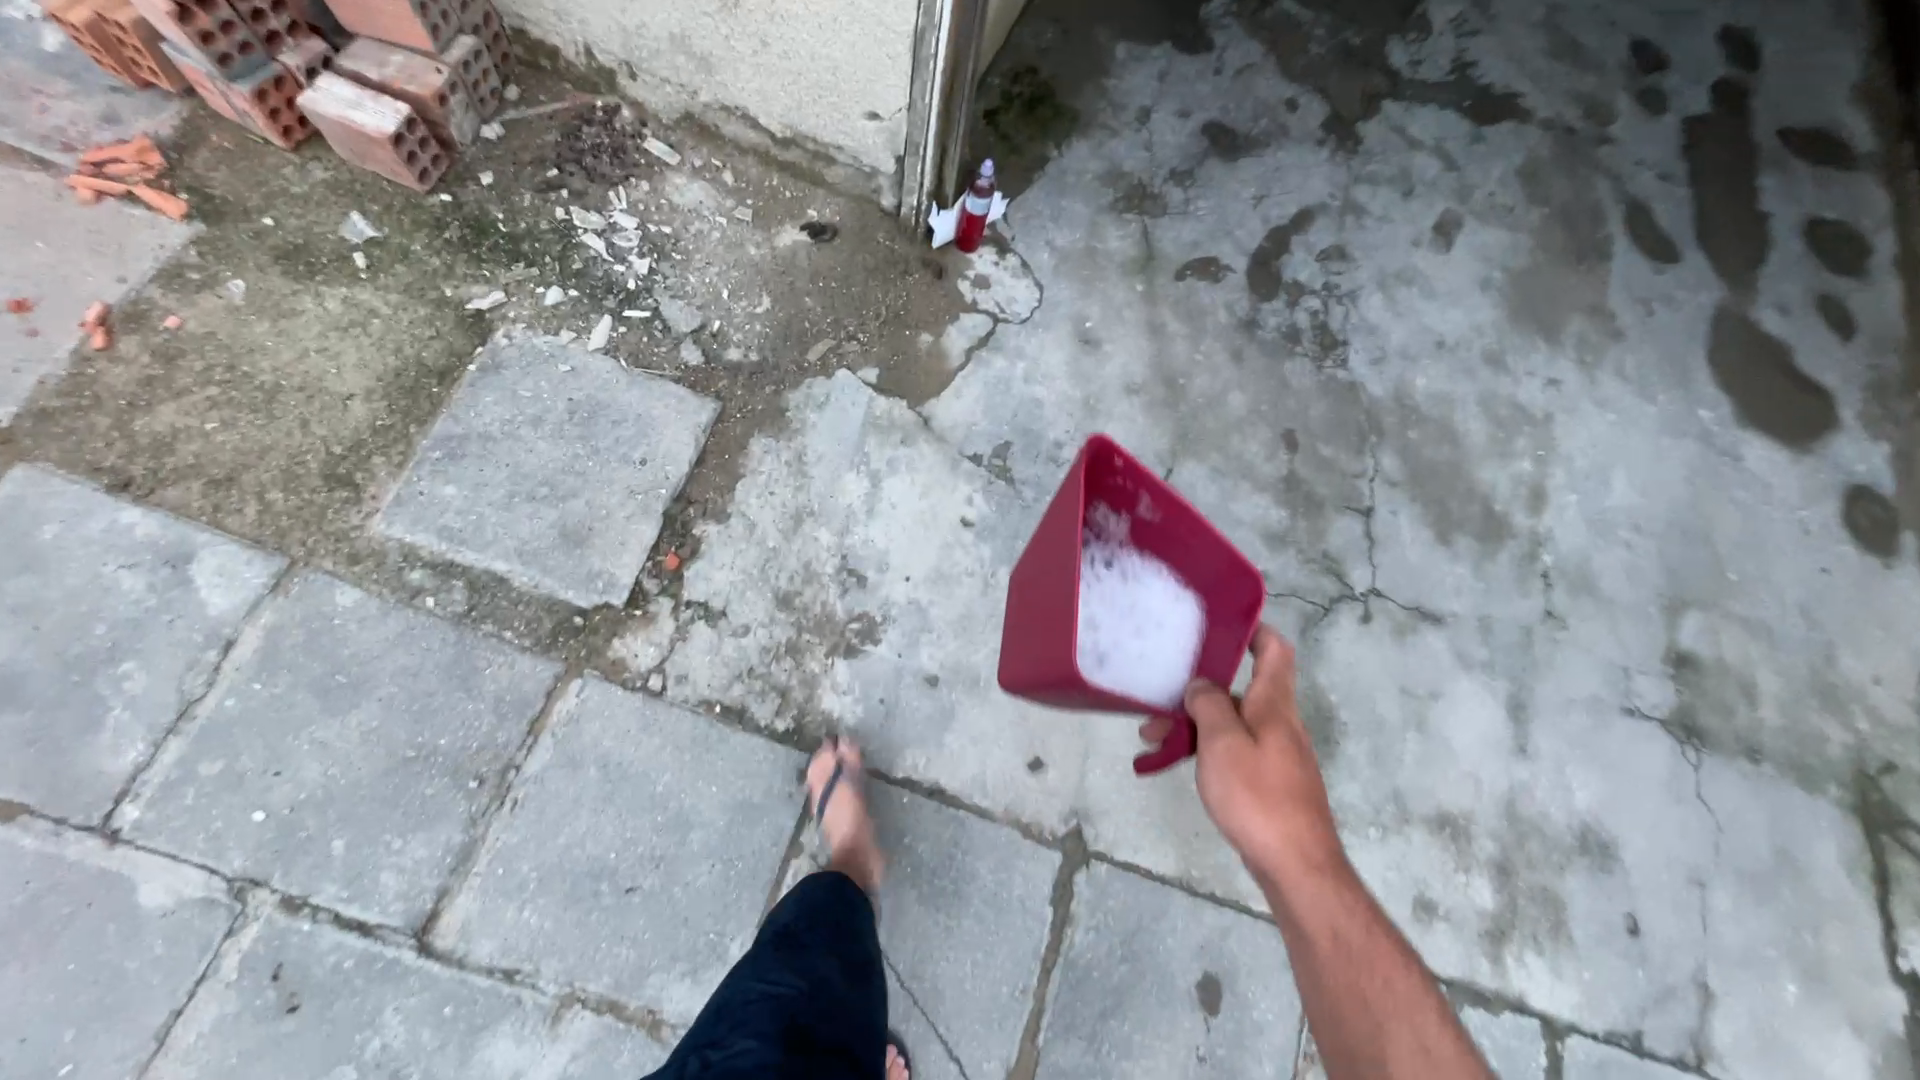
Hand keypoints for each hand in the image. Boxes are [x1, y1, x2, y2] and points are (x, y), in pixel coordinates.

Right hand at [1141, 626, 1343, 882]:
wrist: (1296, 866)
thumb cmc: (1258, 797)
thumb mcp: (1222, 743)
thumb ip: (1209, 705)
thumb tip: (1201, 684)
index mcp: (1273, 705)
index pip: (1274, 650)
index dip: (1252, 631)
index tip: (1217, 627)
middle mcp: (1278, 723)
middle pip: (1240, 691)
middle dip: (1197, 691)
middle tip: (1157, 704)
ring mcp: (1275, 754)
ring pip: (1230, 724)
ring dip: (1193, 725)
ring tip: (1152, 741)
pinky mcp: (1269, 782)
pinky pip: (1232, 751)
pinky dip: (1205, 750)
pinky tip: (1177, 766)